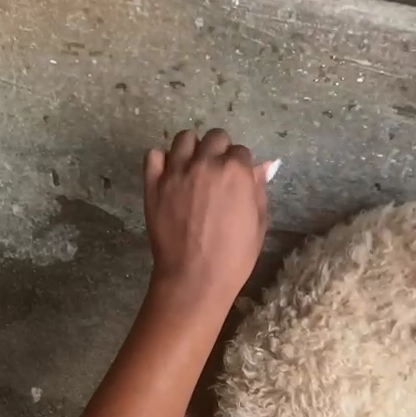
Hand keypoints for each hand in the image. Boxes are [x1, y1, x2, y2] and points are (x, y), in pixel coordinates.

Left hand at [142, 128, 271, 311]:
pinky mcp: (153, 184)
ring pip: (184, 139)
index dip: (240, 166)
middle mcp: (205, 163)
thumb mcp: (258, 224)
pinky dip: (161, 161)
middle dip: (219, 151)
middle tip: (216, 173)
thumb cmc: (233, 257)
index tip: (236, 181)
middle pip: (214, 138)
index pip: (240, 151)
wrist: (195, 279)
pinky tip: (169, 175)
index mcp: (235, 171)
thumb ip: (258, 189)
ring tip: (193, 167)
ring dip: (192, 148)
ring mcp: (176, 172)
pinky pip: (153, 155)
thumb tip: (263, 166)